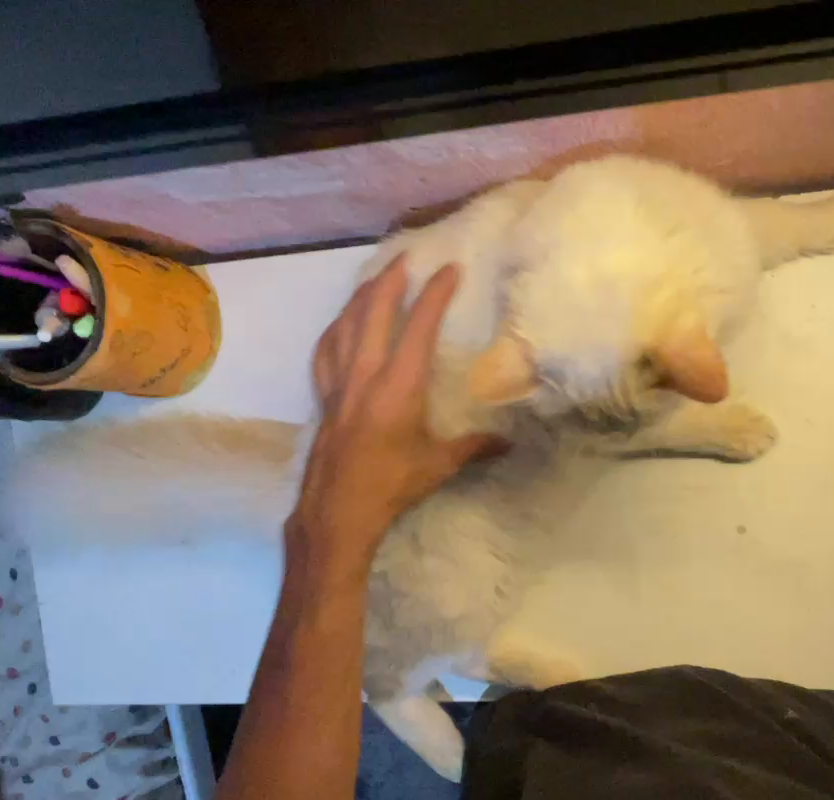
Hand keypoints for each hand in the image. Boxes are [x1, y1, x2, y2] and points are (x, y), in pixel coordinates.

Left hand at [291, 257, 506, 560]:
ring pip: (345, 324)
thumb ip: (474, 447)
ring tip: (375, 278)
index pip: (418, 326)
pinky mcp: (324, 397)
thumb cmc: (393, 485)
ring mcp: (339, 383)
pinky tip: (341, 323)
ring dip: (361, 295)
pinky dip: (336, 328)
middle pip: (373, 310)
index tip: (449, 268)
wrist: (338, 509)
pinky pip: (326, 350)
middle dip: (391, 279)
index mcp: (399, 386)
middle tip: (406, 256)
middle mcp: (365, 374)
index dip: (435, 293)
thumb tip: (509, 441)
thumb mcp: (439, 465)